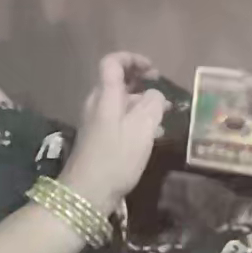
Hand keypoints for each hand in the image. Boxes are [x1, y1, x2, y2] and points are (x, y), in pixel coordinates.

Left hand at [60, 52, 168, 210]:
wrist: (86, 194)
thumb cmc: (116, 157)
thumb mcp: (142, 128)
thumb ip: (153, 104)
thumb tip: (155, 95)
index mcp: (106, 95)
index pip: (112, 62)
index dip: (132, 59)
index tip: (153, 70)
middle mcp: (97, 103)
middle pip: (117, 81)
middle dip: (141, 81)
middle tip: (162, 90)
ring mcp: (96, 122)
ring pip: (120, 102)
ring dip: (142, 102)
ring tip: (165, 114)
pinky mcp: (98, 139)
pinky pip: (119, 119)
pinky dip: (136, 119)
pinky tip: (153, 135)